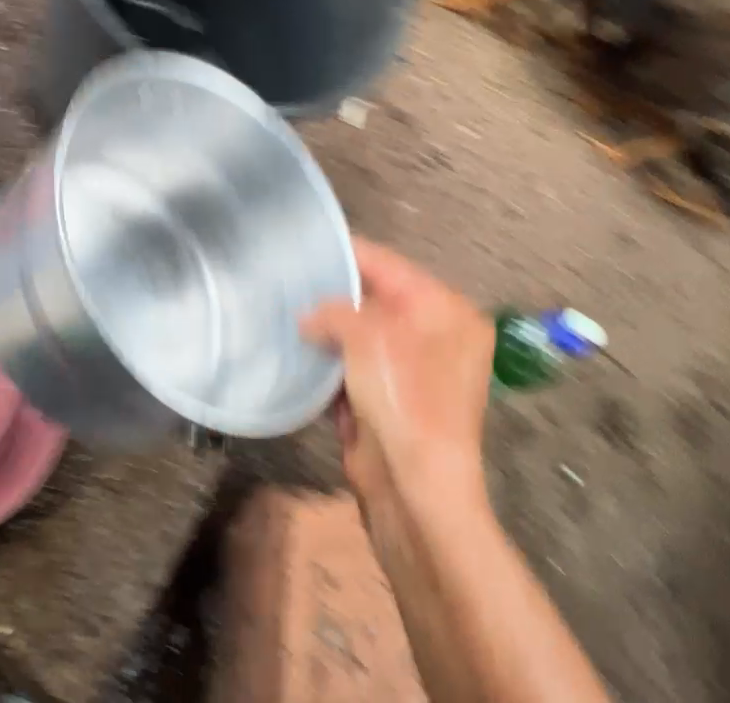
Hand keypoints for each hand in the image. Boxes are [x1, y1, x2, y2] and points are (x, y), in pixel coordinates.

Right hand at [303, 239, 495, 512]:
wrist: (415, 485)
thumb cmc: (403, 397)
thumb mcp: (366, 337)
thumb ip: (334, 312)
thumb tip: (308, 318)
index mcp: (447, 312)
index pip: (389, 266)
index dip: (346, 254)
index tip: (303, 244)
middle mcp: (436, 337)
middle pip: (375, 301)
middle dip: (332, 295)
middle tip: (286, 280)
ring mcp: (413, 372)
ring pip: (361, 337)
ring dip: (327, 331)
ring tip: (282, 311)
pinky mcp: (389, 401)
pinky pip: (354, 369)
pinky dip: (330, 363)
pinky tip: (296, 353)